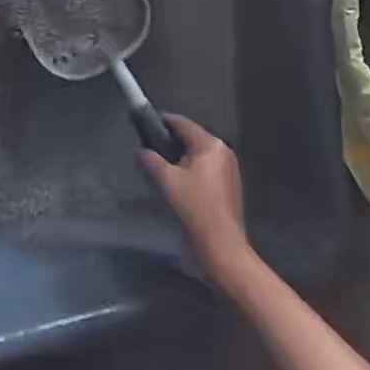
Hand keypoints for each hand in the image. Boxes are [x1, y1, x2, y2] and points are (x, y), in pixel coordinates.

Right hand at [139, 114, 248, 269]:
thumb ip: (150, 161)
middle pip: (191, 139)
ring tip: (158, 169)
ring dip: (178, 160)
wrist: (221, 248)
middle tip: (148, 149)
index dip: (162, 121)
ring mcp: (228, 171)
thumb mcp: (166, 181)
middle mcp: (223, 153)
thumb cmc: (194, 208)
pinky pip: (204, 171)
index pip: (182, 123)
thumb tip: (140, 152)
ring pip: (197, 156)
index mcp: (211, 145)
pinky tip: (175, 186)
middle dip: (169, 143)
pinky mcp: (228, 189)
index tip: (144, 122)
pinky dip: (189, 173)